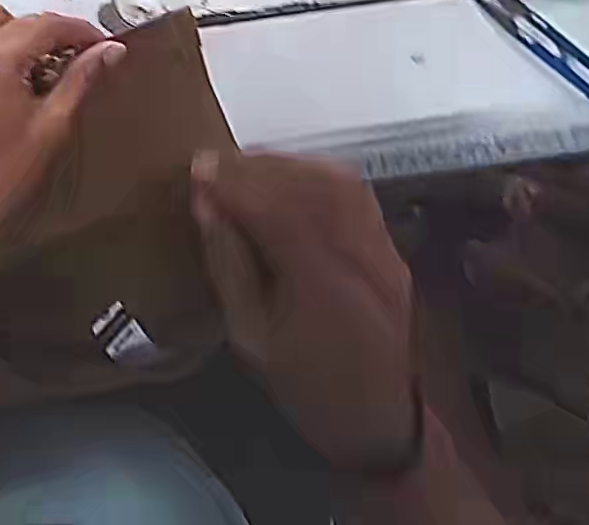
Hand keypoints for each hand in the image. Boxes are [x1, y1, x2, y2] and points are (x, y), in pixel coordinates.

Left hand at [0, 4, 125, 297]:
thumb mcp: (51, 125)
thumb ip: (81, 79)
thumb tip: (108, 52)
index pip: (48, 25)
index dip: (81, 31)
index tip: (99, 44)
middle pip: (22, 20)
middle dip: (54, 34)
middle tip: (79, 57)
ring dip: (18, 31)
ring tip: (39, 61)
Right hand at [192, 150, 417, 469]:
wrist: (384, 423)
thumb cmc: (310, 387)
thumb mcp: (251, 337)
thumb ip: (228, 265)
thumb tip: (206, 207)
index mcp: (323, 289)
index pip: (277, 213)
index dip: (234, 184)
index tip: (199, 170)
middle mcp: (361, 261)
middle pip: (306, 188)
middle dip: (253, 169)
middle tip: (214, 165)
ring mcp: (381, 251)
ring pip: (333, 181)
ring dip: (283, 164)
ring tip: (243, 167)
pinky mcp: (389, 247)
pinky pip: (354, 190)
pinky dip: (313, 172)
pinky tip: (286, 174)